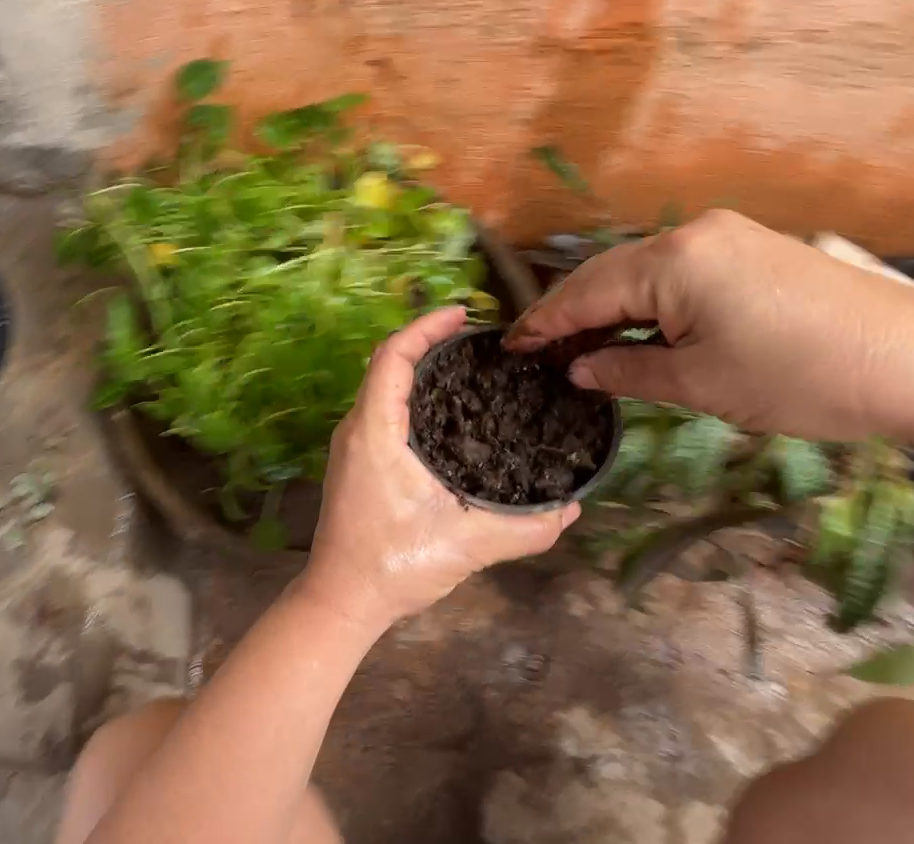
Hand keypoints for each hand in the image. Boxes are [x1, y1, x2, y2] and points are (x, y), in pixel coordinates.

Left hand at [299, 307, 579, 630]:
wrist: (342, 598)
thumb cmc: (394, 565)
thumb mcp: (467, 544)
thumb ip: (526, 528)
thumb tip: (572, 507)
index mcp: (374, 431)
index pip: (393, 357)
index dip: (424, 327)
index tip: (462, 314)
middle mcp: (356, 428)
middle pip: (386, 364)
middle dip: (426, 341)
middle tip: (474, 338)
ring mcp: (351, 445)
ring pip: (381, 387)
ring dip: (416, 367)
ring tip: (463, 364)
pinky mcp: (354, 462)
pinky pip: (380, 409)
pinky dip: (408, 393)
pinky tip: (443, 410)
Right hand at [504, 210, 913, 442]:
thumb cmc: (803, 377)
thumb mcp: (700, 384)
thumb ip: (625, 370)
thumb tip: (576, 368)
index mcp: (672, 261)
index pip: (585, 292)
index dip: (542, 324)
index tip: (508, 348)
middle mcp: (693, 234)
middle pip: (607, 273)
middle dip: (569, 312)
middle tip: (536, 349)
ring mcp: (728, 236)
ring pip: (641, 270)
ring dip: (607, 305)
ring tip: (578, 342)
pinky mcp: (754, 249)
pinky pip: (676, 271)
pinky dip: (646, 300)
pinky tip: (636, 326)